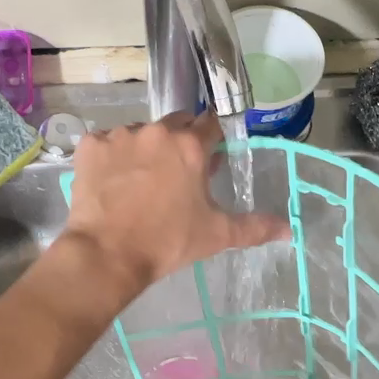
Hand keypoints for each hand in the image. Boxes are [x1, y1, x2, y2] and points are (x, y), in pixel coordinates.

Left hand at [63, 112, 288, 293]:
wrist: (107, 254)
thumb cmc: (167, 243)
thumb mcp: (216, 235)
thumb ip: (254, 227)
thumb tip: (288, 230)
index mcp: (190, 146)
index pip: (211, 124)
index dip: (212, 139)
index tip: (209, 157)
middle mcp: (156, 131)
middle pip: (175, 125)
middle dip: (179, 143)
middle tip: (176, 176)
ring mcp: (119, 136)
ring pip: (139, 134)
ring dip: (145, 150)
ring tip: (141, 184)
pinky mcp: (90, 147)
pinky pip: (106, 144)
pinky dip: (112, 159)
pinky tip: (113, 184)